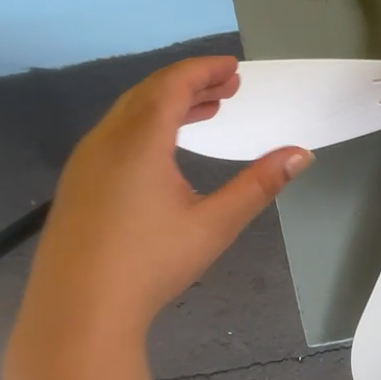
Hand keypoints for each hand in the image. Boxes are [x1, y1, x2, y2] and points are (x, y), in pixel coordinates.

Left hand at [20, 56, 310, 341]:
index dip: (204, 70)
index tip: (234, 67)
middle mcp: (106, 141)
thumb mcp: (216, 224)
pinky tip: (165, 149)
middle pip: (148, 92)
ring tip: (206, 110)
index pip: (172, 85)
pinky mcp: (78, 184)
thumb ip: (259, 184)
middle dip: (190, 82)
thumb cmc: (151, 264)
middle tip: (228, 86)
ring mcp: (85, 162)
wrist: (78, 312)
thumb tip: (302, 154)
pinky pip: (115, 133)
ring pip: (128, 113)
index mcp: (139, 141)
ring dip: (168, 103)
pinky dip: (147, 124)